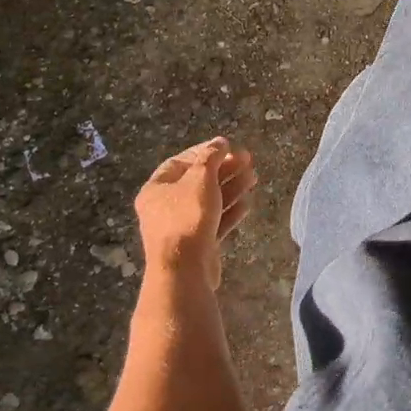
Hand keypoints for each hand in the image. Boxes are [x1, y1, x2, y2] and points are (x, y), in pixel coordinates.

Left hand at [133, 137, 257, 289]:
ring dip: (232, 187)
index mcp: (157, 188)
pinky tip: (247, 203)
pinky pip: (215, 221)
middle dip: (224, 169)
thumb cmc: (188, 215)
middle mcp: (165, 207)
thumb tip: (220, 142)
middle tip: (248, 160)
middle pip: (198, 180)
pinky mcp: (197, 243)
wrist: (184, 269)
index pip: (181, 161)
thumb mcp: (201, 177)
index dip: (205, 151)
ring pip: (209, 200)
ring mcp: (181, 226)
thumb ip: (211, 156)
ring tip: (254, 177)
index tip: (228, 147)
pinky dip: (230, 210)